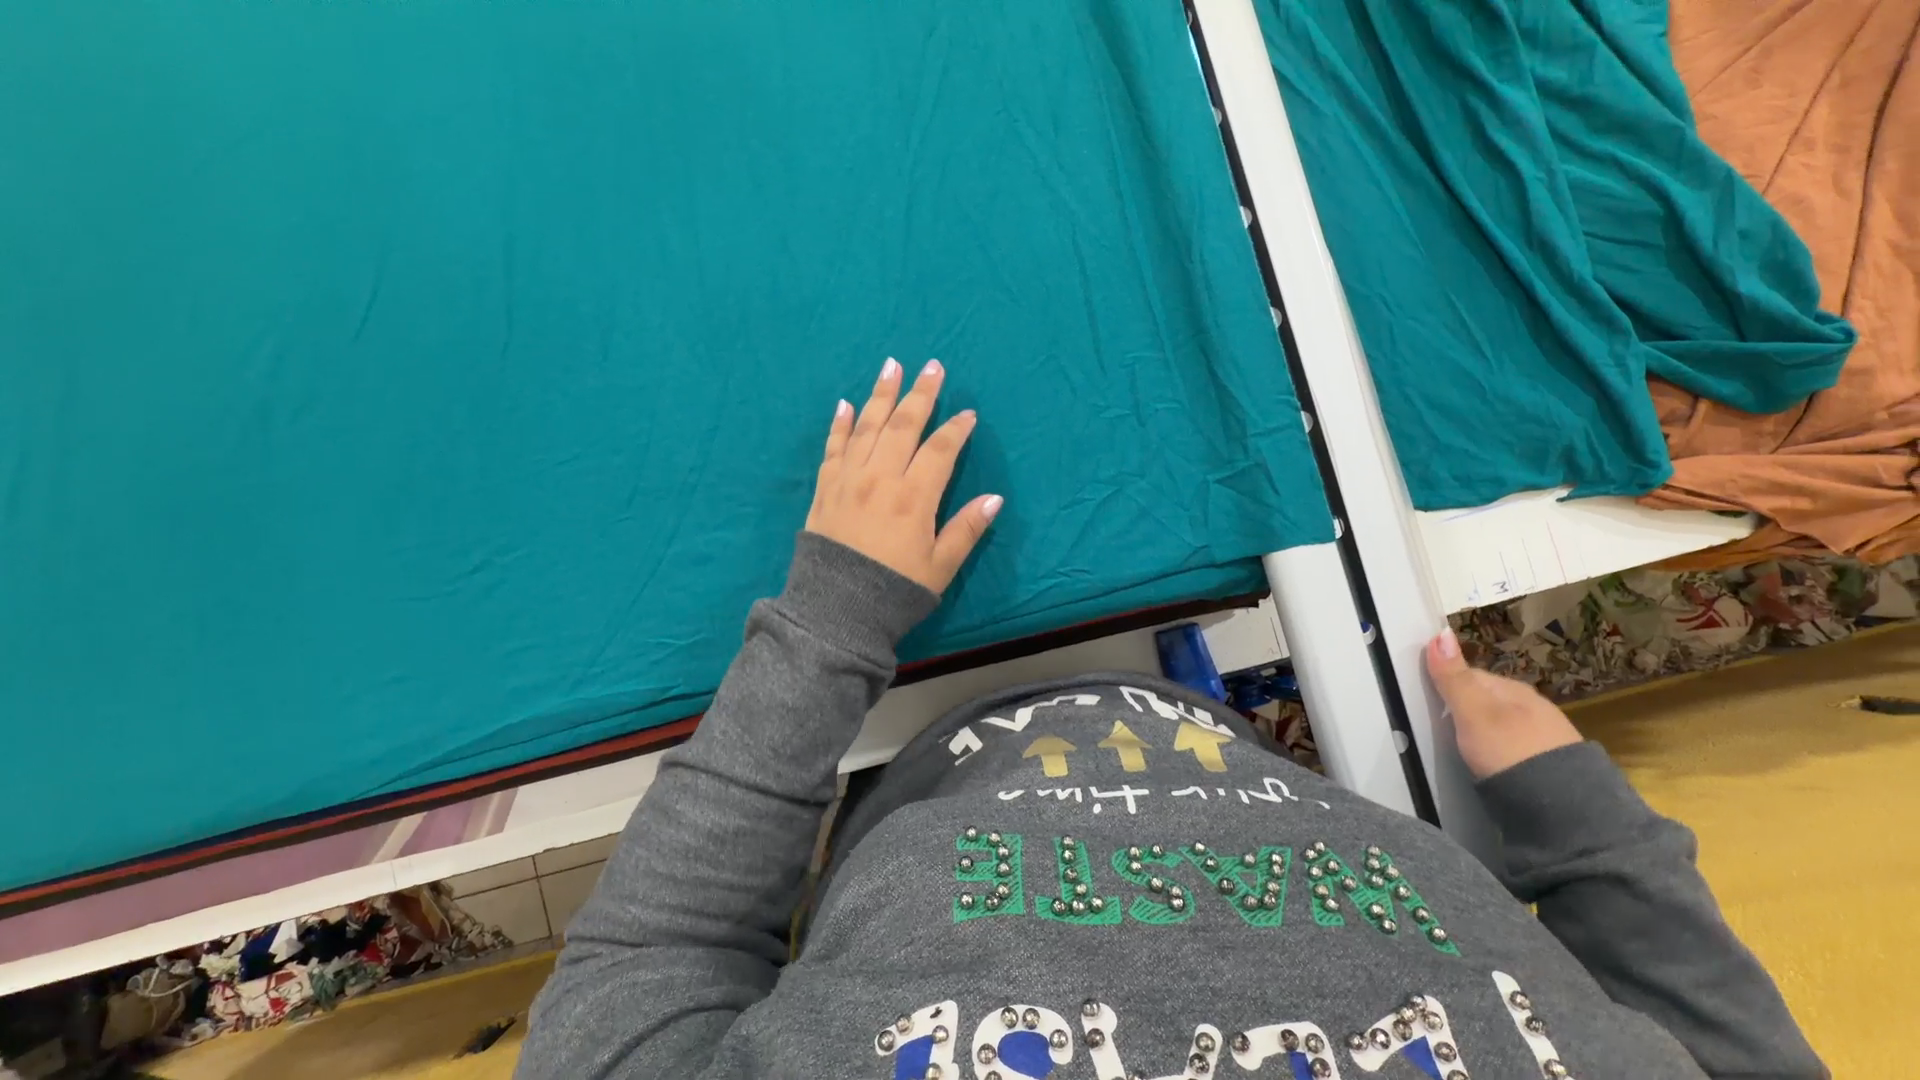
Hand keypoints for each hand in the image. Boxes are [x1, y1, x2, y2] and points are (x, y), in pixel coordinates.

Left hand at [805, 358, 1001, 592]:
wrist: (835, 611)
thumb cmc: (894, 592)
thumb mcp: (940, 567)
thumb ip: (966, 529)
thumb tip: (995, 498)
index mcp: (913, 498)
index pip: (940, 451)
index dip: (956, 430)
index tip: (968, 414)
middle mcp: (880, 478)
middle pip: (903, 426)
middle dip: (921, 395)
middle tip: (932, 366)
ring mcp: (848, 480)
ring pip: (868, 427)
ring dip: (881, 394)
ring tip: (891, 366)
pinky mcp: (825, 488)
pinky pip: (833, 447)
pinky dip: (841, 424)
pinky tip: (846, 405)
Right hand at [1425, 627, 1581, 779]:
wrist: (1561, 807)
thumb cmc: (1510, 751)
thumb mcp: (1473, 713)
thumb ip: (1455, 678)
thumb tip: (1440, 631)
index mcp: (1515, 689)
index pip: (1471, 675)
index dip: (1447, 686)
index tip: (1429, 705)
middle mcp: (1535, 705)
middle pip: (1488, 698)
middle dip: (1465, 708)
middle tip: (1443, 729)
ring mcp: (1547, 734)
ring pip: (1503, 722)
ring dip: (1484, 729)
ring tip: (1466, 748)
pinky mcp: (1552, 762)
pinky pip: (1516, 744)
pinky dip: (1501, 749)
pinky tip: (1495, 762)